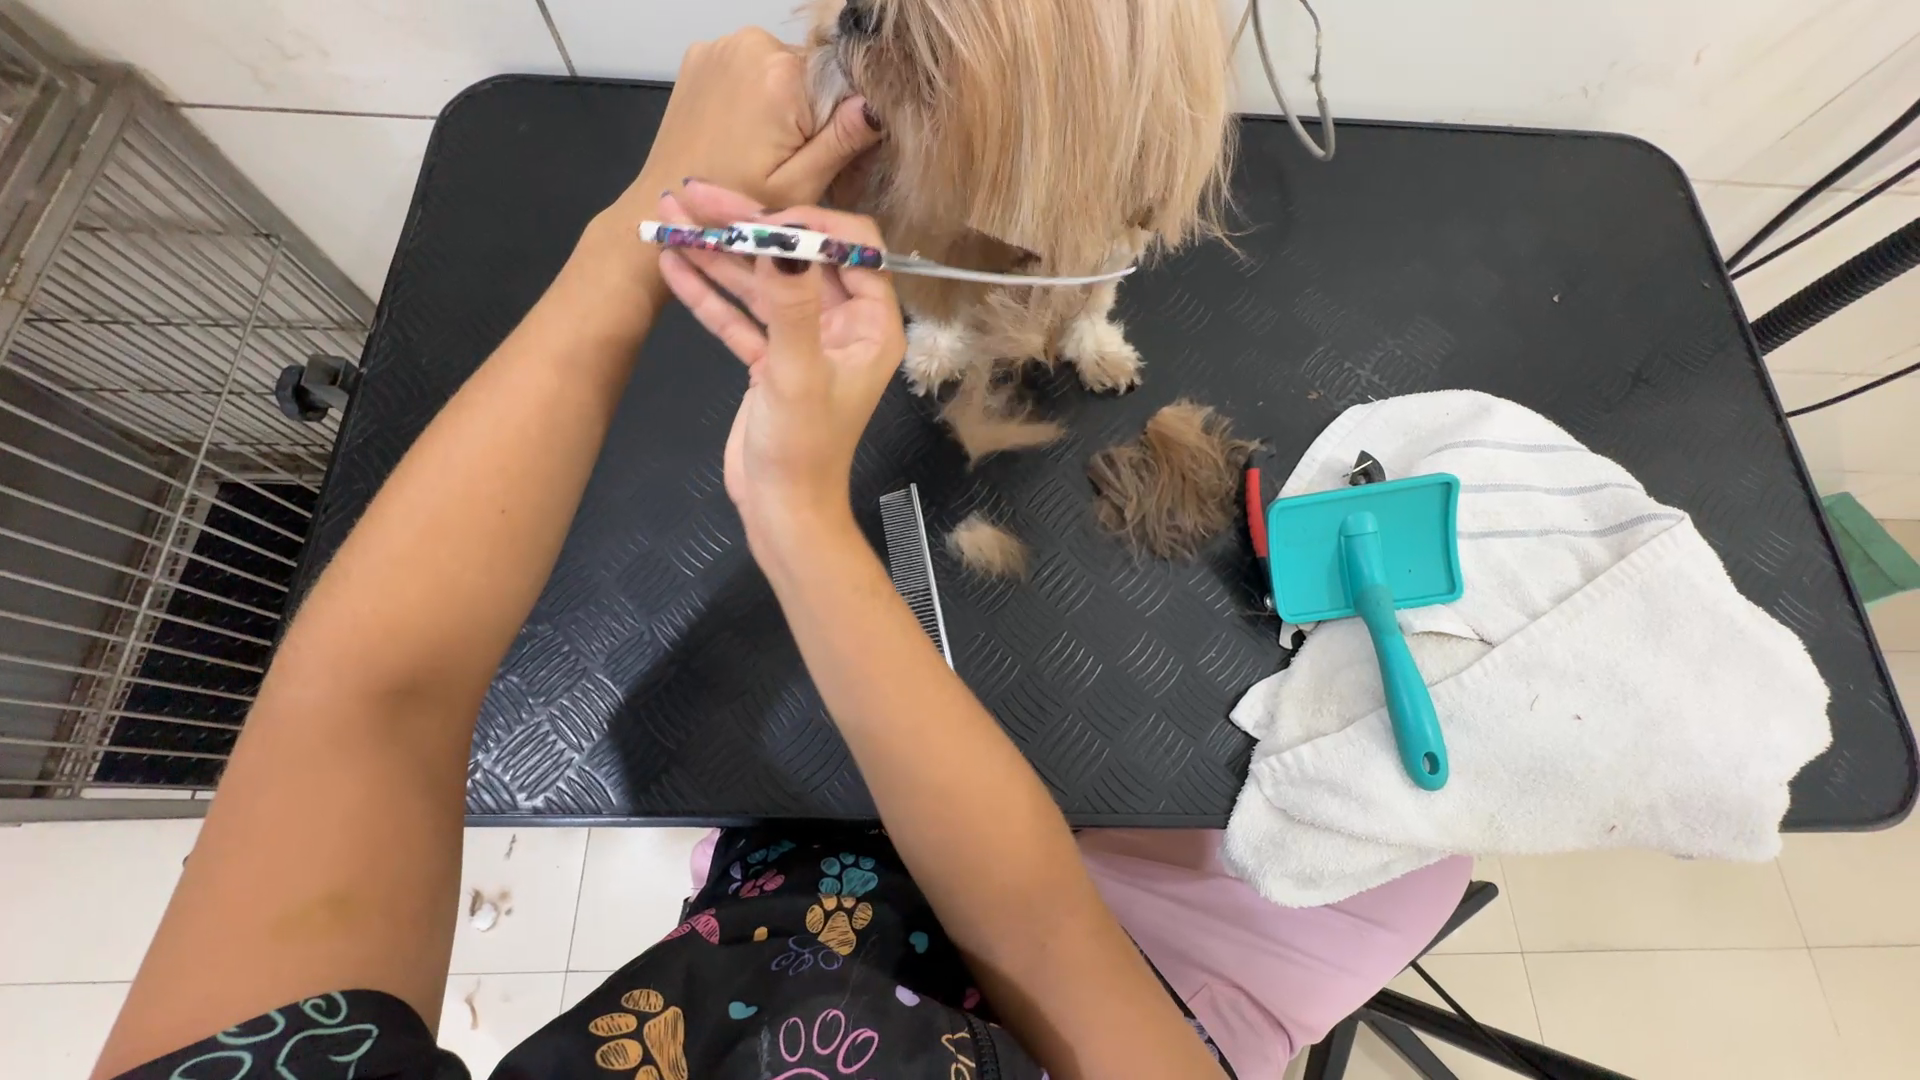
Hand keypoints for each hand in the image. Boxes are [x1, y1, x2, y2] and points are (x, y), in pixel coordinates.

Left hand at [613, 28, 880, 230]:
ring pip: (779, 70)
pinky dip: (752, 98)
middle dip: (807, 112)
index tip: (819, 153)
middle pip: (807, 71)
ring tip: (762, 150)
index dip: (836, 120)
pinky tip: (742, 135)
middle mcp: (751, 43)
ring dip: (780, 106)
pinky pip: (747, 70)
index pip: (838, 78)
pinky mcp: (702, 56)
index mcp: (780, 73)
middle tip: (788, 159)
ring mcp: (721, 46)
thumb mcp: (799, 187)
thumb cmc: (733, 209)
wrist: (665, 207)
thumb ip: (840, 142)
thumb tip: (875, 106)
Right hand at [655, 181, 904, 552]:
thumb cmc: (803, 448)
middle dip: (746, 227)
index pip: (853, 248)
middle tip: (692, 194)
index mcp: (871, 325)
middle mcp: (842, 325)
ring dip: (717, 254)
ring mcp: (803, 341)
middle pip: (797, 258)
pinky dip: (709, 293)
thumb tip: (783, 236)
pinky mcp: (770, 360)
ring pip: (761, 284)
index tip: (760, 215)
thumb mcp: (796, 374)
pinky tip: (672, 263)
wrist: (780, 508)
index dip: (810, 223)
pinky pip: (740, 316)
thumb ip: (791, 305)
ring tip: (667, 218)